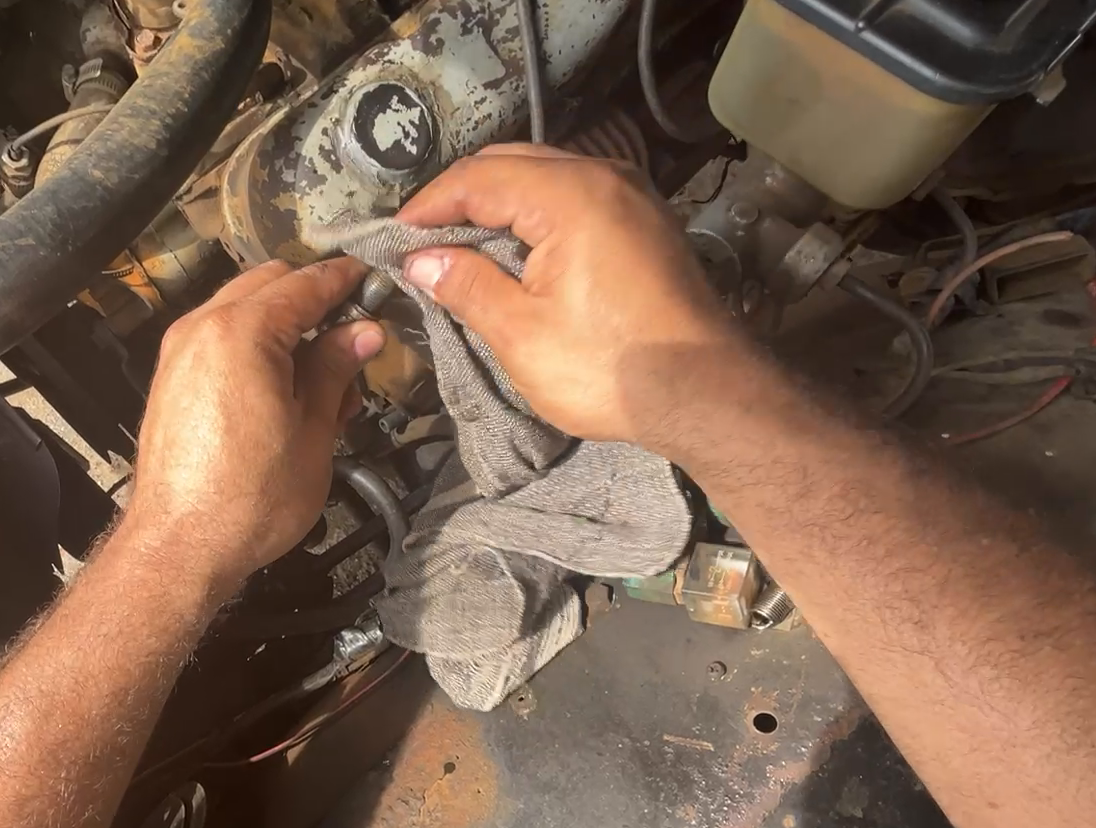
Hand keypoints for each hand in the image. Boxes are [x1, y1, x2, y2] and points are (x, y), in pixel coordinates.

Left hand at [122, 258, 383, 591]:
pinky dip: (253, 346)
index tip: (371, 282)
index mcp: (242, 333)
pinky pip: (219, 339)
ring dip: (283, 325)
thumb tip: (364, 333)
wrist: (180, 546)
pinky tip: (281, 389)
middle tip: (351, 337)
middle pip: (269, 284)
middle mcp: (202, 328)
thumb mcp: (313, 433)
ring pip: (242, 310)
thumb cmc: (250, 501)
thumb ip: (335, 370)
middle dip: (312, 300)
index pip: (305, 284)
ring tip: (321, 378)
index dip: (344, 281)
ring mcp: (180, 353)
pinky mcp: (172, 380)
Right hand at [397, 144, 747, 449]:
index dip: (429, 204)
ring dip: (495, 206)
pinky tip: (511, 251)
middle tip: (420, 238)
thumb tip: (420, 261)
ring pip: (544, 179)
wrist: (701, 395)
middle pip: (512, 164)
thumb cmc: (607, 369)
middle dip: (459, 198)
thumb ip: (467, 286)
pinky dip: (531, 217)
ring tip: (457, 245)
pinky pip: (572, 200)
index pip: (480, 177)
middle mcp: (604, 178)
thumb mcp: (521, 334)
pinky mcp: (641, 225)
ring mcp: (629, 198)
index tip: (394, 236)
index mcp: (570, 196)